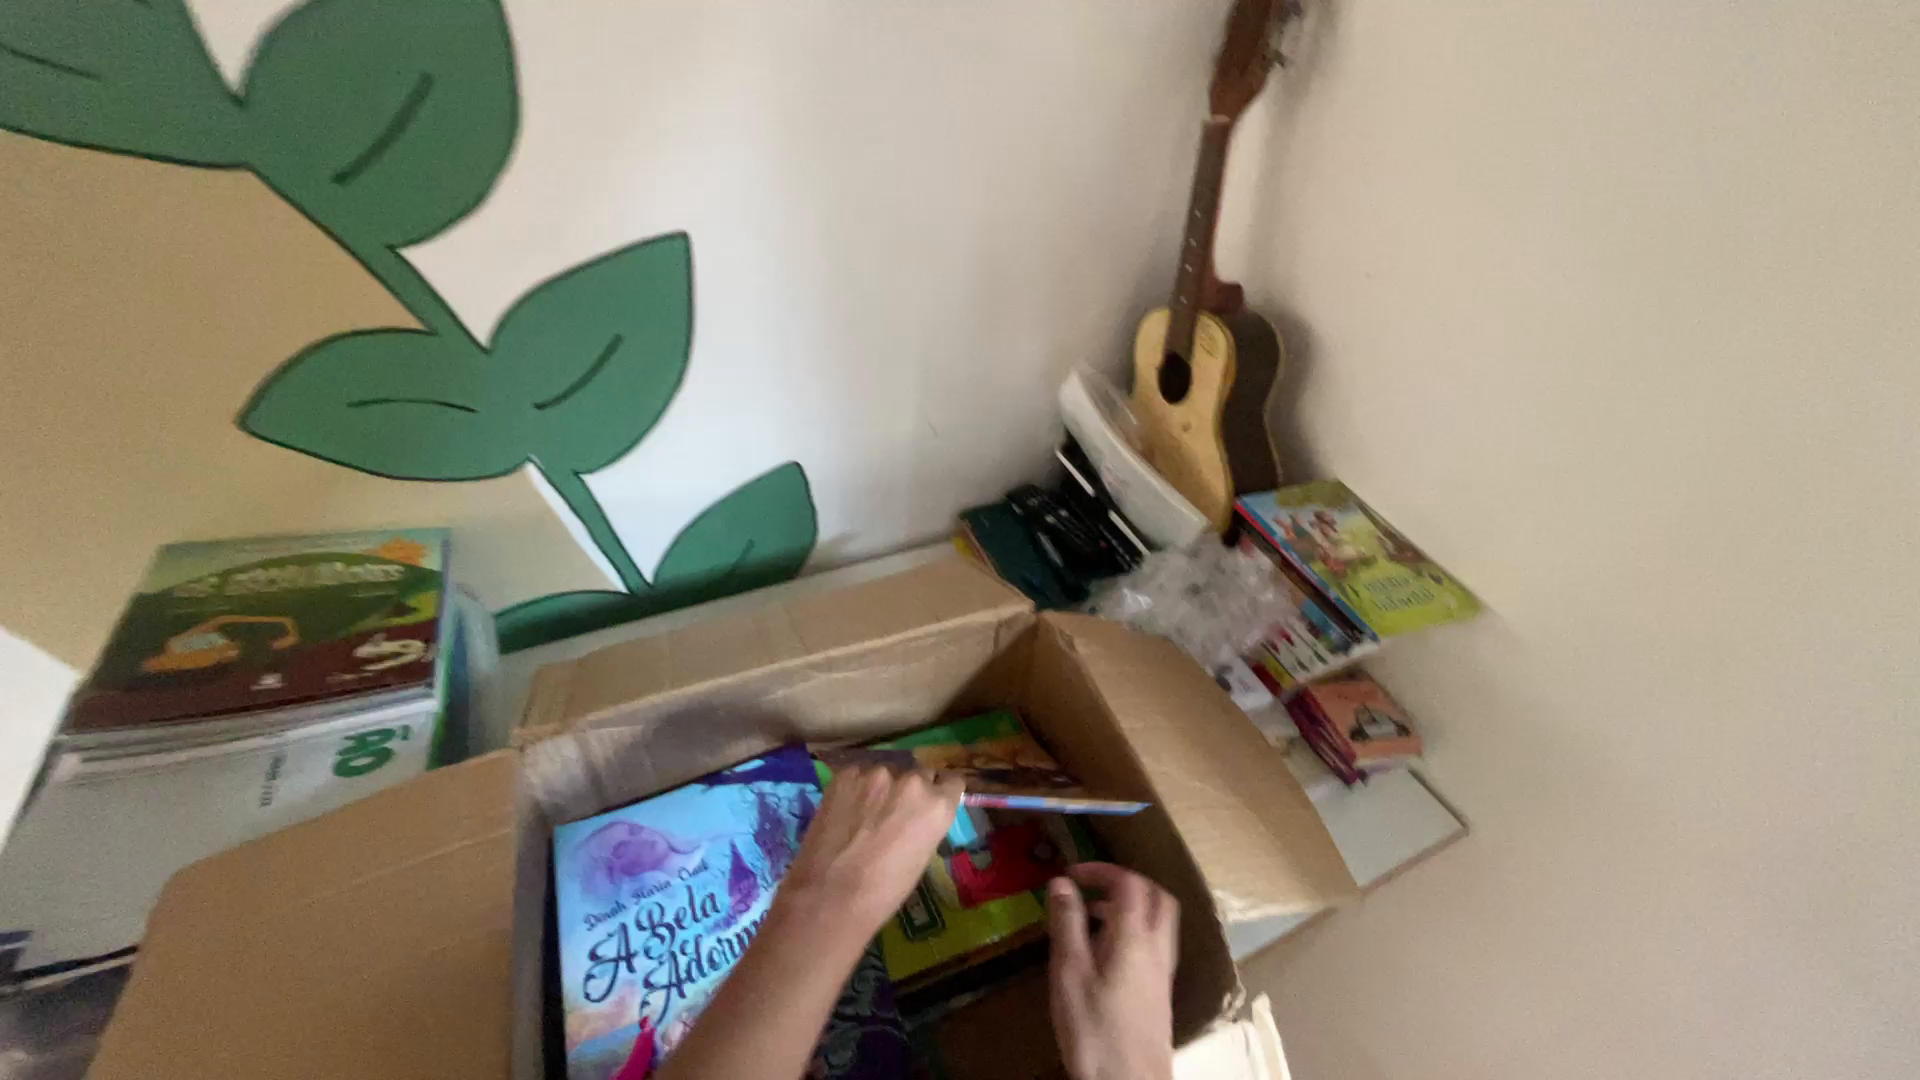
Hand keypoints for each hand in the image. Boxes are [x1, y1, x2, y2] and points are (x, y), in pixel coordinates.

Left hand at [779, 764, 963, 935]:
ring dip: (882, 788)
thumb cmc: (883, 890)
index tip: (929, 806)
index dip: (941, 794)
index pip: (952, 781)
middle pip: (920, 774)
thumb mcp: (921, 857)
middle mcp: (912, 781)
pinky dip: (856, 789)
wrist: (829, 896)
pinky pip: (859, 775)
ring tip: (865, 814)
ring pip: (887, 773)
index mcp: (937, 804)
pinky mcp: (846, 774)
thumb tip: (917, 816)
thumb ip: (926, 825)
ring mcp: (876, 774)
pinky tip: (845, 812)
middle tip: (895, 814)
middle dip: (911, 790)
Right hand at [1047, 863, 1179, 1079]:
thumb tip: (1062, 883)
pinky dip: (1134, 933)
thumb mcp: (1069, 973)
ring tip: (1093, 919)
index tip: (1072, 875)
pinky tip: (1106, 956)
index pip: (1129, 882)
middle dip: (1125, 882)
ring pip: (1159, 921)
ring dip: (1130, 908)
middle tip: (1093, 888)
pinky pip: (1155, 945)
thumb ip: (1067, 924)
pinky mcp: (1161, 994)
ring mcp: (1163, 973)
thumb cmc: (1094, 1030)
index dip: (1102, 870)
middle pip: (1156, 896)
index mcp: (1135, 937)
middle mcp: (1157, 948)